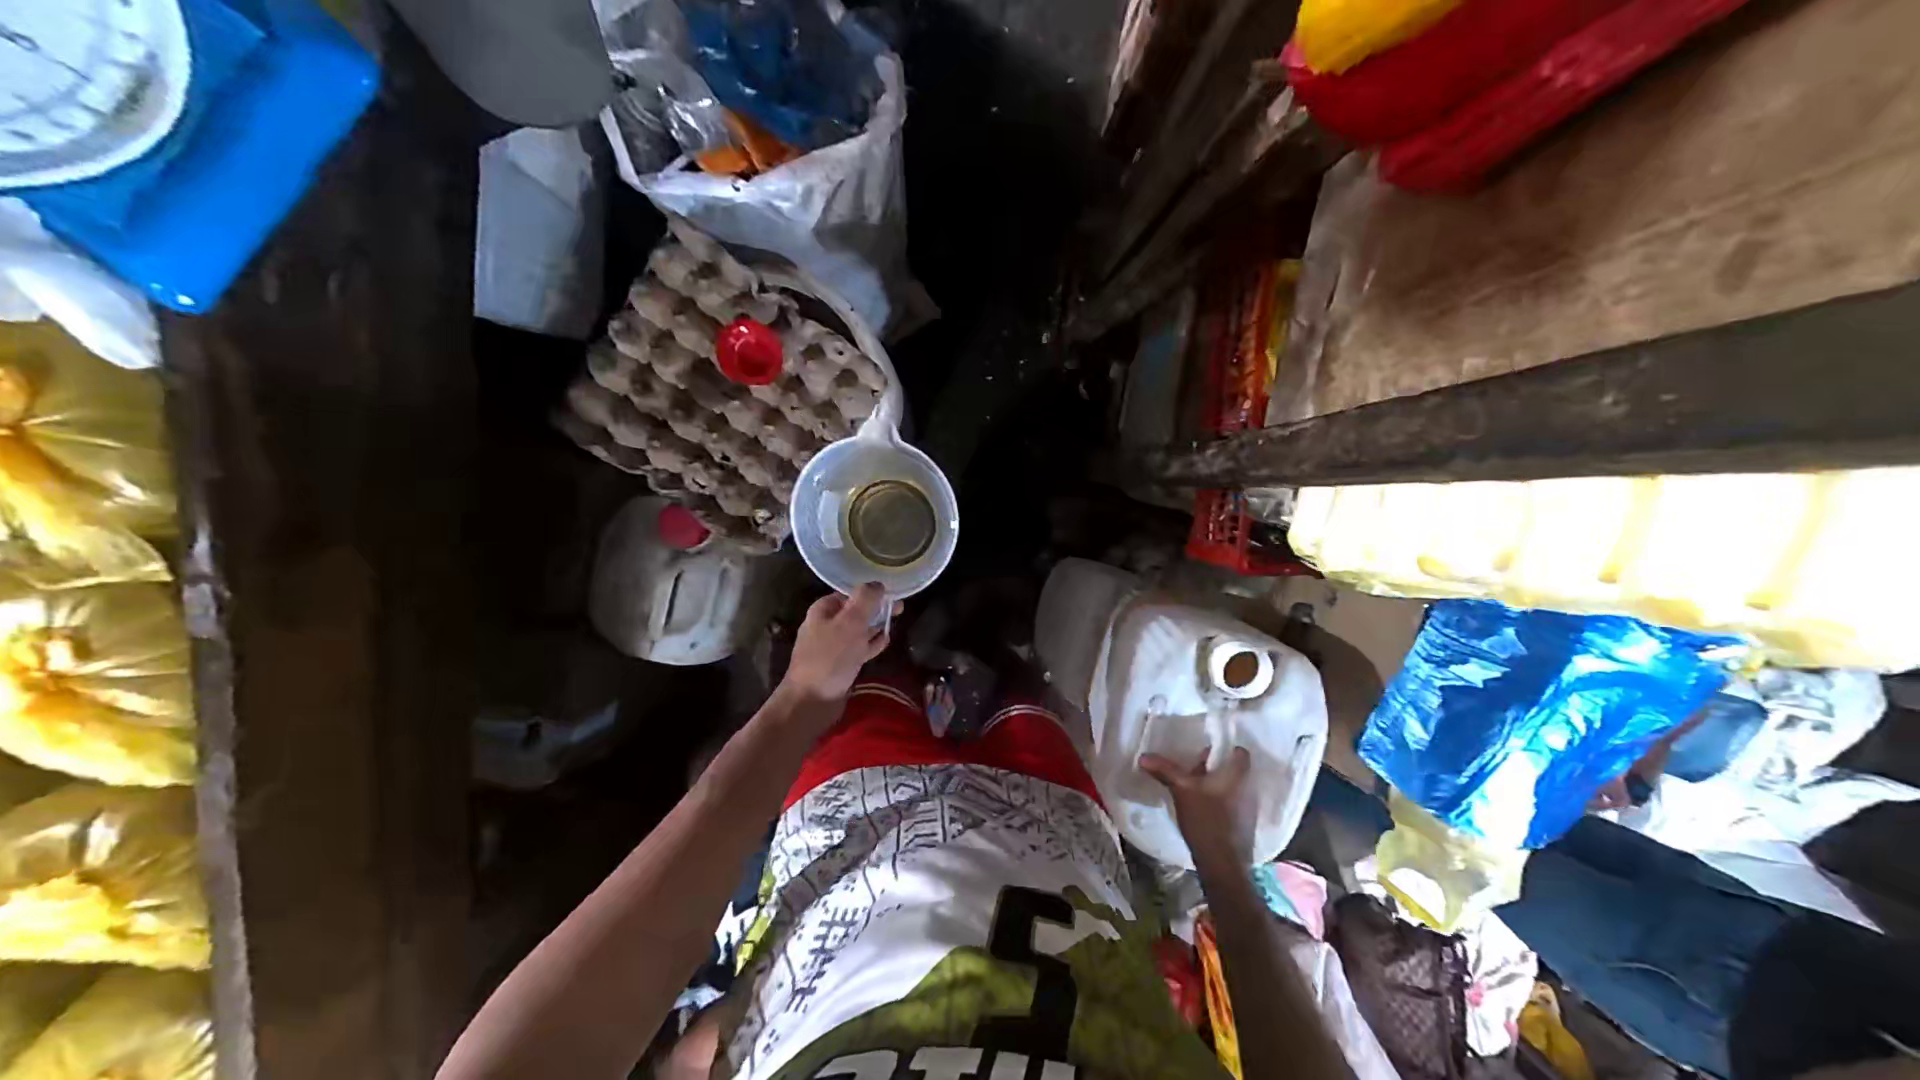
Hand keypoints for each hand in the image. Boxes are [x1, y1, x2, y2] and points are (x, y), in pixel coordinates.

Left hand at [781, 583, 893, 706]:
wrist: (812, 700)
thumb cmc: (831, 657)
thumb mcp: (850, 623)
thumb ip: (865, 600)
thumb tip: (877, 584)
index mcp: (823, 610)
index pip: (849, 593)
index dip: (870, 592)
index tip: (892, 594)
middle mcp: (826, 625)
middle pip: (855, 611)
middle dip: (876, 610)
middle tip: (899, 610)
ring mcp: (832, 646)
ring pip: (858, 631)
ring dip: (875, 627)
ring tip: (895, 623)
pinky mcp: (840, 665)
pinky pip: (858, 649)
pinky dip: (871, 644)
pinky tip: (884, 643)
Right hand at [1140, 747, 1251, 869]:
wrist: (1223, 864)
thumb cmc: (1207, 819)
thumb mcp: (1181, 790)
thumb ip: (1164, 770)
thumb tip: (1144, 756)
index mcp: (1238, 775)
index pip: (1240, 752)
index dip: (1226, 747)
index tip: (1207, 747)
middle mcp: (1248, 789)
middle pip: (1233, 770)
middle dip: (1215, 766)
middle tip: (1192, 763)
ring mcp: (1247, 809)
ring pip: (1231, 788)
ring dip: (1214, 785)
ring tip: (1192, 784)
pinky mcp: (1242, 826)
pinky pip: (1230, 804)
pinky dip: (1217, 801)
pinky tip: (1199, 806)